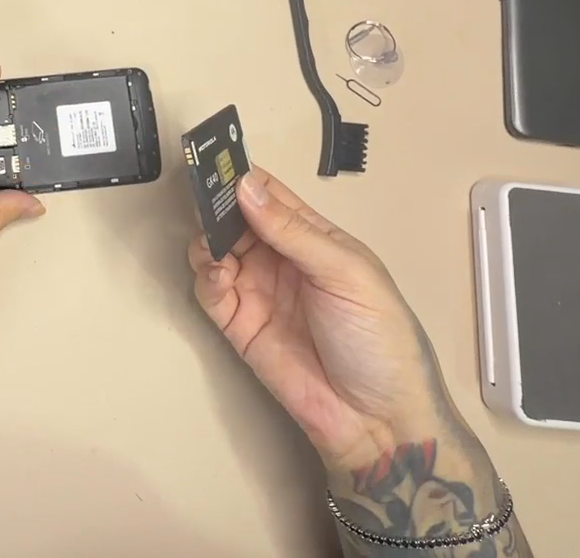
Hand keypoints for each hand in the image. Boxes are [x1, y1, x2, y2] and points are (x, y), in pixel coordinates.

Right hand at [188, 166, 461, 472]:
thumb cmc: (379, 339)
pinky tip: (218, 275)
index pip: (268, 194)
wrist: (377, 422)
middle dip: (214, 203)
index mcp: (311, 237)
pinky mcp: (238, 322)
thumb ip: (293, 231)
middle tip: (200, 195)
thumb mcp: (347, 274)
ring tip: (212, 245)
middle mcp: (278, 257)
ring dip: (207, 239)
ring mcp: (256, 288)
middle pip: (234, 217)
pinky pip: (209, 290)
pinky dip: (205, 276)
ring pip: (214, 248)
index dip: (242, 174)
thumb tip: (246, 188)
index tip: (214, 156)